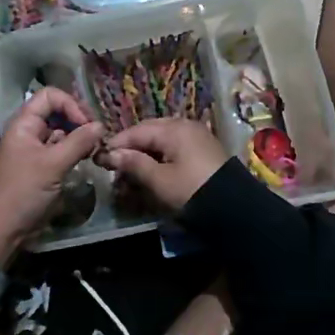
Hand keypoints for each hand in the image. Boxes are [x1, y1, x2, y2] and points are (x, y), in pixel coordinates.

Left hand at [0, 87, 103, 259]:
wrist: (2, 230)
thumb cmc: (23, 192)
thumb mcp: (52, 165)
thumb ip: (78, 142)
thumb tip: (101, 126)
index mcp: (24, 124)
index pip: (50, 96)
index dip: (71, 104)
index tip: (88, 124)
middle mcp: (29, 132)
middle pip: (58, 112)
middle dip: (79, 120)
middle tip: (98, 137)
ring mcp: (35, 150)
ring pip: (62, 133)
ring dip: (80, 138)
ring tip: (96, 149)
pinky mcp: (42, 168)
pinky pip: (61, 151)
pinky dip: (75, 152)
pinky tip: (88, 160)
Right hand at [95, 118, 230, 211]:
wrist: (235, 208)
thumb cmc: (191, 190)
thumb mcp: (159, 180)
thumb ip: (133, 164)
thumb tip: (110, 154)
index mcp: (173, 129)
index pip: (136, 132)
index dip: (116, 145)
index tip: (99, 158)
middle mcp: (185, 126)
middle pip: (149, 132)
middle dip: (131, 148)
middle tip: (115, 166)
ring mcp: (196, 137)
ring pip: (161, 140)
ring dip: (145, 154)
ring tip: (132, 172)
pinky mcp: (203, 150)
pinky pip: (174, 147)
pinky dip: (160, 157)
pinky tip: (152, 171)